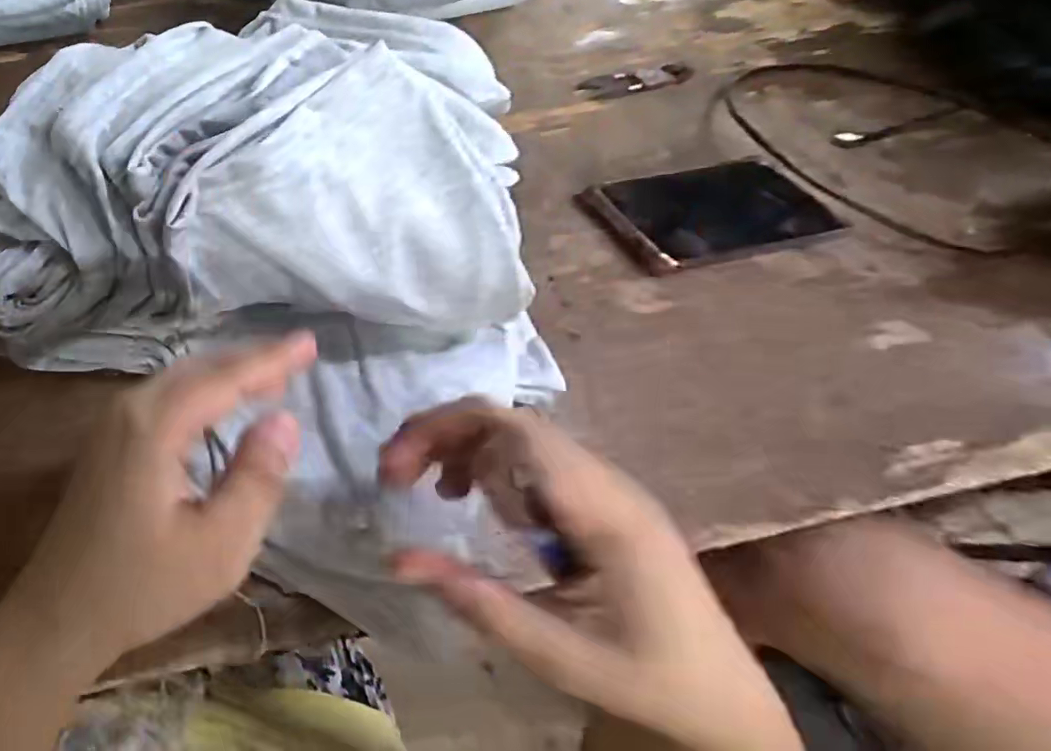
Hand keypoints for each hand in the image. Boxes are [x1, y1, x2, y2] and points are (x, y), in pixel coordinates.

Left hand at [3, 333, 316, 667]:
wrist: (60, 610)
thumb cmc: (143, 586)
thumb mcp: (219, 547)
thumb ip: (256, 480)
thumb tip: (284, 421)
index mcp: (153, 425)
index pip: (222, 378)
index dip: (270, 359)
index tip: (309, 342)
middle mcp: (129, 407)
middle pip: (198, 368)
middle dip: (249, 359)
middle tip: (297, 357)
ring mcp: (112, 419)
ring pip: (179, 378)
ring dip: (224, 374)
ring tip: (271, 378)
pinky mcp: (108, 436)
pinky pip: (163, 396)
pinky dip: (200, 391)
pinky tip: (220, 405)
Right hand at [380, 401, 800, 750]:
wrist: (733, 707)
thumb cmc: (650, 682)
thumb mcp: (559, 656)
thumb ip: (479, 603)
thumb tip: (396, 560)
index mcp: (606, 512)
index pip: (515, 429)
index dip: (444, 430)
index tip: (396, 471)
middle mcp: (607, 482)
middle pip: (507, 420)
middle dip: (439, 434)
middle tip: (395, 473)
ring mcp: (606, 485)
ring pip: (514, 431)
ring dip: (460, 446)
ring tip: (430, 488)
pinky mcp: (598, 496)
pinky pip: (529, 454)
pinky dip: (485, 462)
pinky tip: (471, 498)